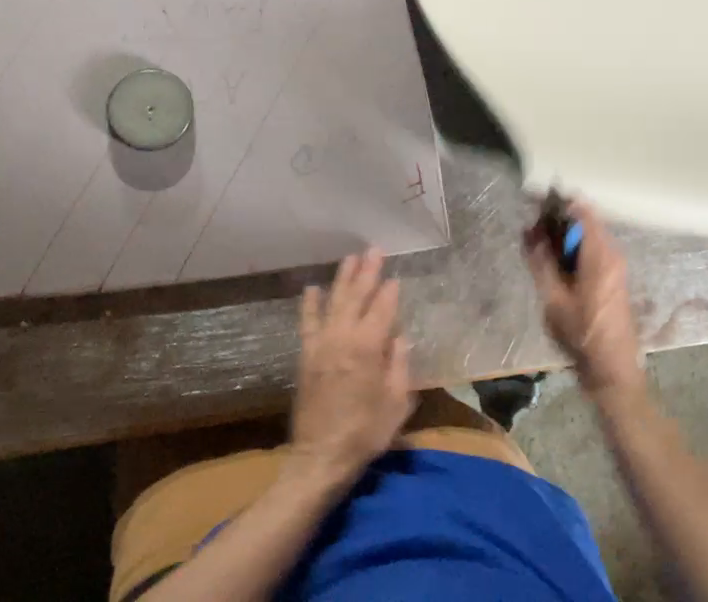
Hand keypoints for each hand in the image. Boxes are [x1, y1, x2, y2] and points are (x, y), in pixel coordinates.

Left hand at [290, 249, 414, 486]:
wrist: (322, 456)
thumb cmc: (366, 433)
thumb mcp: (397, 403)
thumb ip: (399, 366)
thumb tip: (401, 338)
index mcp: (369, 348)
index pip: (383, 310)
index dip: (390, 293)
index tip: (396, 277)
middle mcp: (344, 338)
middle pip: (357, 297)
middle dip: (367, 272)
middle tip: (374, 250)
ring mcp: (321, 344)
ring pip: (333, 302)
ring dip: (342, 279)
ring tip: (350, 258)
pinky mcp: (306, 355)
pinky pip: (308, 322)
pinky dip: (310, 304)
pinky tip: (312, 288)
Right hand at [525, 200, 643, 395]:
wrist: (613, 369)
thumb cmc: (582, 335)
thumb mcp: (553, 300)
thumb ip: (540, 262)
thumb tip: (529, 232)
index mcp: (600, 254)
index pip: (580, 210)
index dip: (556, 202)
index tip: (532, 204)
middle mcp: (612, 253)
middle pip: (583, 221)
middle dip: (555, 220)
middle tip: (529, 232)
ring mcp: (616, 266)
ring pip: (586, 236)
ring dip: (562, 236)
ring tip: (535, 248)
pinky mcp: (614, 278)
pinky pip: (591, 251)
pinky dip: (572, 249)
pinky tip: (553, 265)